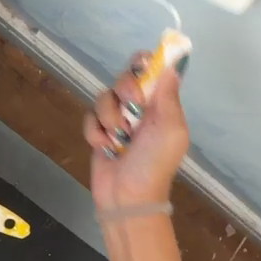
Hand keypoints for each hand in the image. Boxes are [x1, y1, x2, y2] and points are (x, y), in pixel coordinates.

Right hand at [83, 50, 189, 210]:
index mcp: (161, 104)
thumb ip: (168, 96)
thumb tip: (171, 64)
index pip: (152, 69)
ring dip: (110, 118)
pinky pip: (89, 117)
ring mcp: (117, 120)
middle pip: (124, 78)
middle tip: (132, 110)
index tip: (140, 70)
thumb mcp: (170, 129)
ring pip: (103, 97)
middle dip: (125, 92)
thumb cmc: (154, 163)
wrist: (128, 197)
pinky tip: (106, 148)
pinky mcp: (98, 132)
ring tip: (119, 139)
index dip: (144, 64)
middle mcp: (139, 107)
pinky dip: (95, 133)